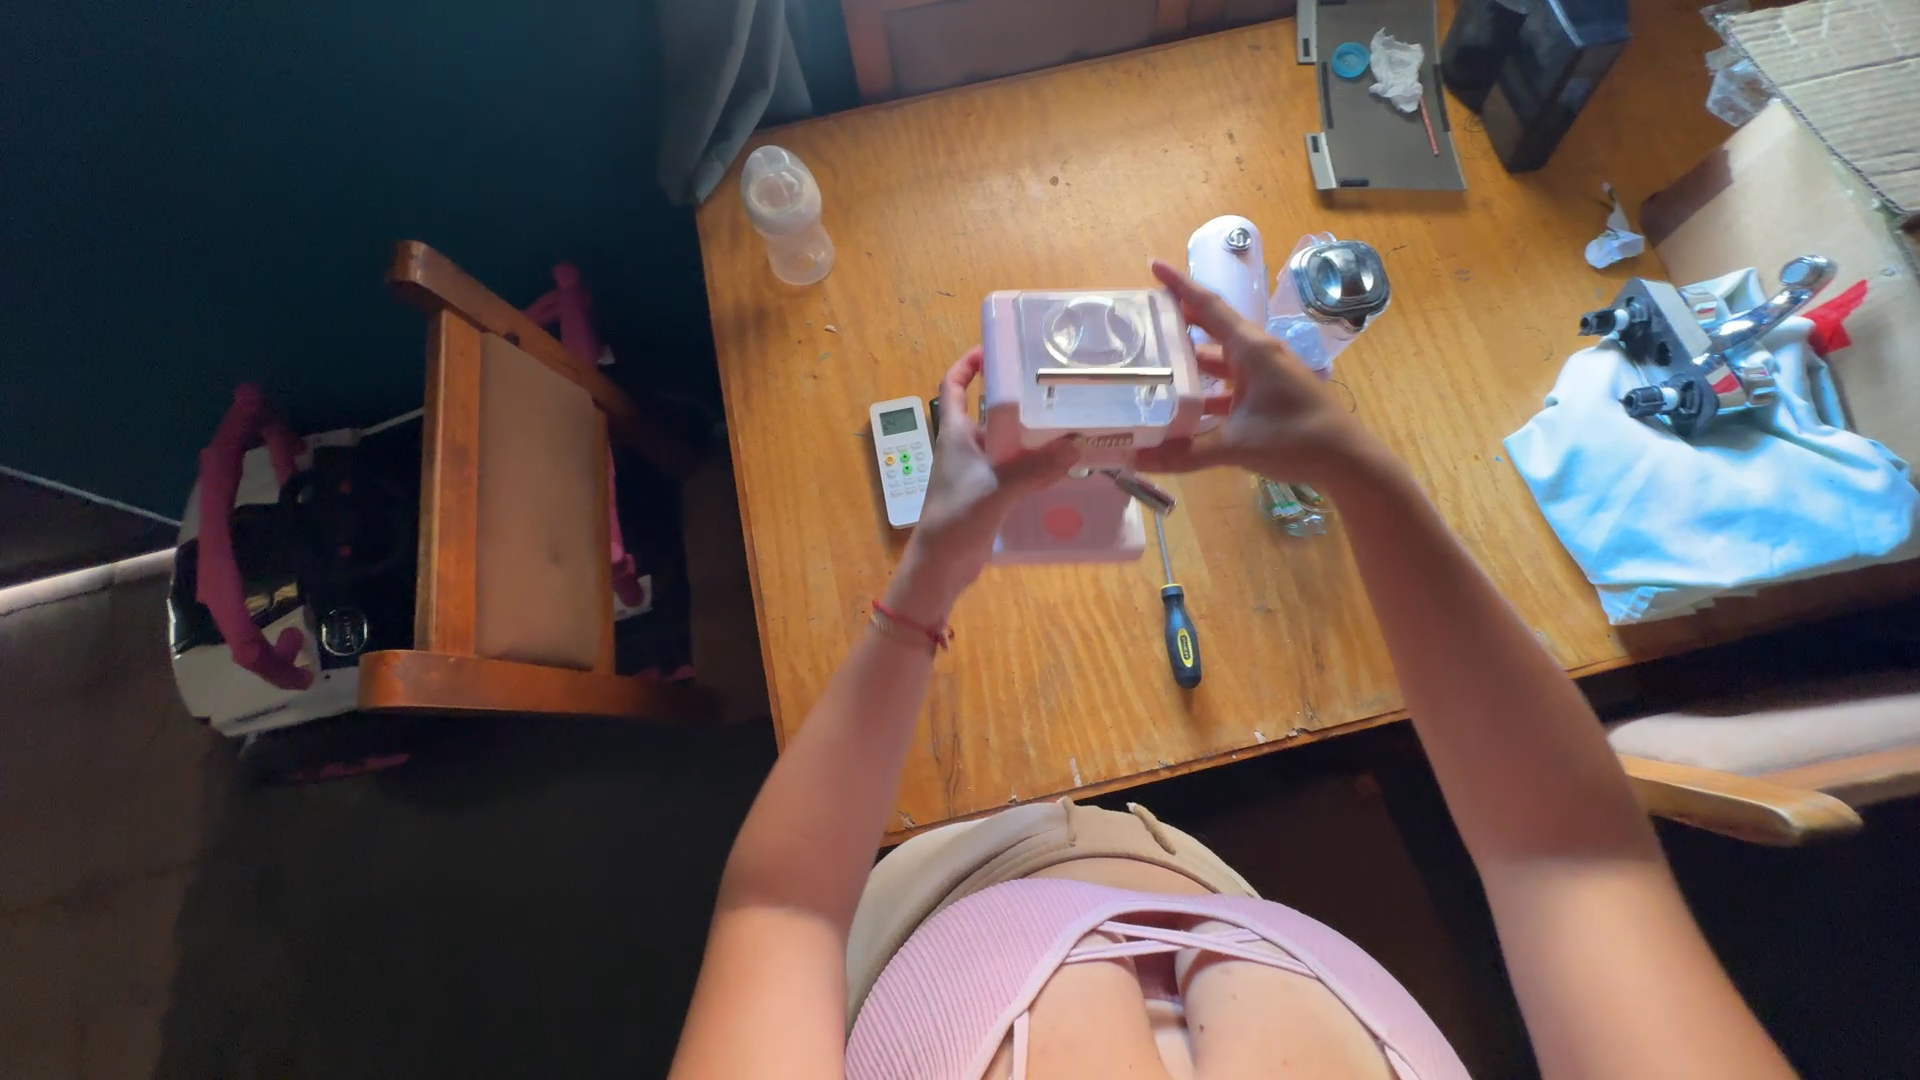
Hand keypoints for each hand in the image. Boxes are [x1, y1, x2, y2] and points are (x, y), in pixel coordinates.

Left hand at [891, 347, 1078, 619]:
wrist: (940, 567)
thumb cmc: (955, 520)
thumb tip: (1075, 445)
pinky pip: (1013, 470)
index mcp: (954, 435)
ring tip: (1066, 422)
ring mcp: (976, 473)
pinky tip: (1059, 466)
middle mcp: (964, 448)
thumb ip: (1033, 469)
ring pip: (1006, 444)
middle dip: (1016, 400)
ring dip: (1029, 435)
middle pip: (990, 413)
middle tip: (1052, 388)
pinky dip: (1033, 465)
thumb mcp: (995, 490)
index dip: (967, 364)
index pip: (953, 387)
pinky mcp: (988, 495)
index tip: (991, 347)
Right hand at [1134, 259, 1378, 485]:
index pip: (1209, 307)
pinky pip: (1229, 380)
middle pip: (1213, 326)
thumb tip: (1135, 460)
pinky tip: (1186, 401)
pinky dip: (1206, 385)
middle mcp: (1258, 354)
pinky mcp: (1269, 392)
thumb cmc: (1296, 440)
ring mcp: (1265, 373)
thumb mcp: (1235, 446)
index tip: (1153, 266)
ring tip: (1157, 356)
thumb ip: (1184, 453)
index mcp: (1251, 350)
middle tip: (1146, 315)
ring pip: (1220, 355)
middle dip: (1181, 317)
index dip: (1180, 285)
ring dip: (1192, 354)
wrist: (1347, 461)